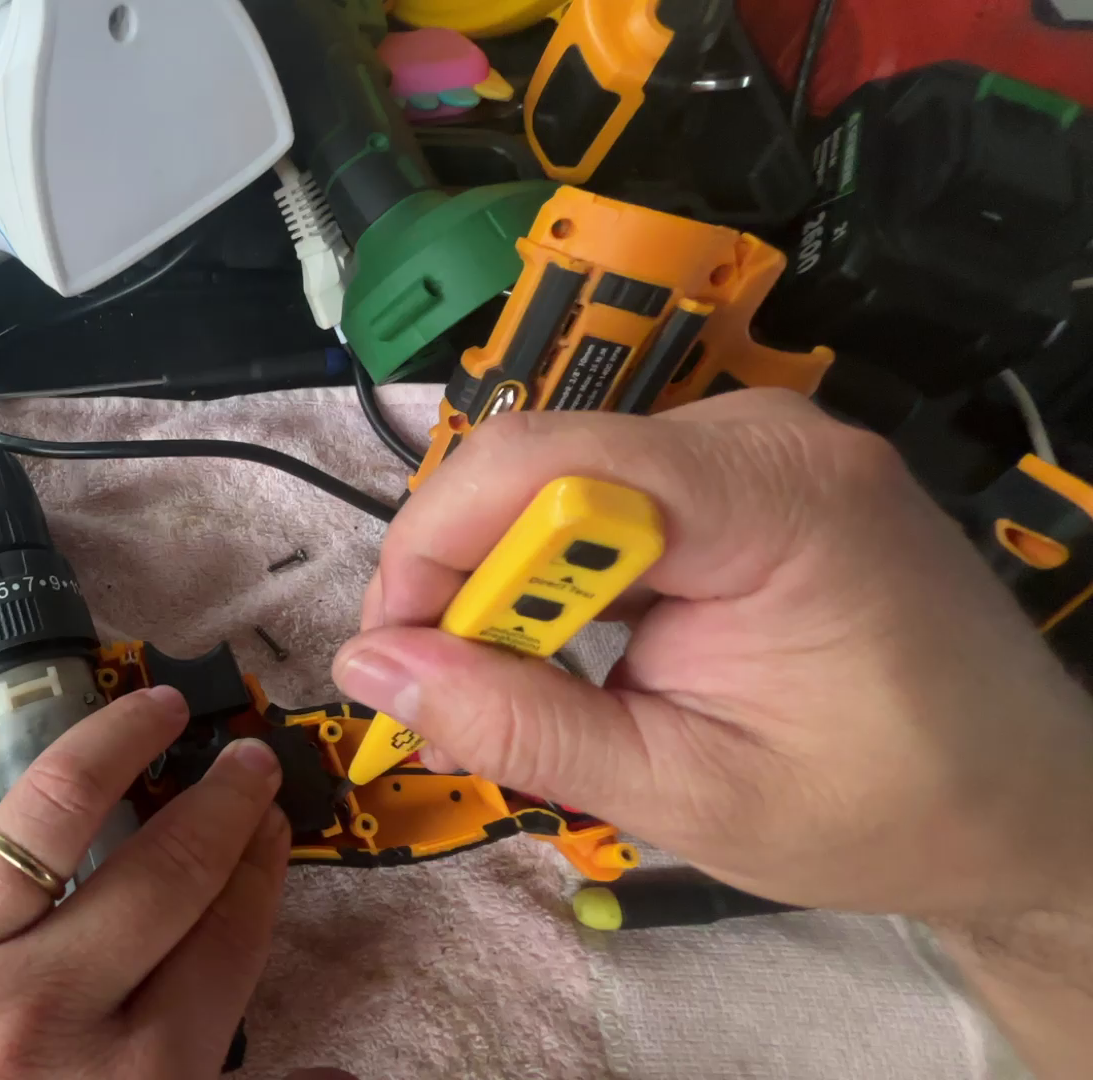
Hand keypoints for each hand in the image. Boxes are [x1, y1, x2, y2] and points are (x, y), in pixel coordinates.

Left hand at [0, 625, 290, 1079]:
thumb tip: (343, 1078)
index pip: (223, 944)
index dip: (256, 870)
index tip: (268, 820)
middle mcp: (45, 1010)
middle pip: (162, 874)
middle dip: (216, 806)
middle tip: (241, 754)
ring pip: (49, 810)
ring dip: (114, 742)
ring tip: (156, 703)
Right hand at [334, 390, 1092, 924]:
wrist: (1031, 798)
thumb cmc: (885, 810)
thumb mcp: (680, 793)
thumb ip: (515, 727)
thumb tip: (370, 669)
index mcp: (772, 497)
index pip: (537, 467)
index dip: (433, 550)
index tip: (396, 655)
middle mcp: (744, 436)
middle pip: (519, 468)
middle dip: (444, 576)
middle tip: (429, 683)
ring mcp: (725, 446)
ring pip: (526, 486)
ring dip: (477, 584)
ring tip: (483, 682)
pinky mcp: (706, 475)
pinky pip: (564, 504)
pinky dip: (521, 576)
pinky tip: (535, 645)